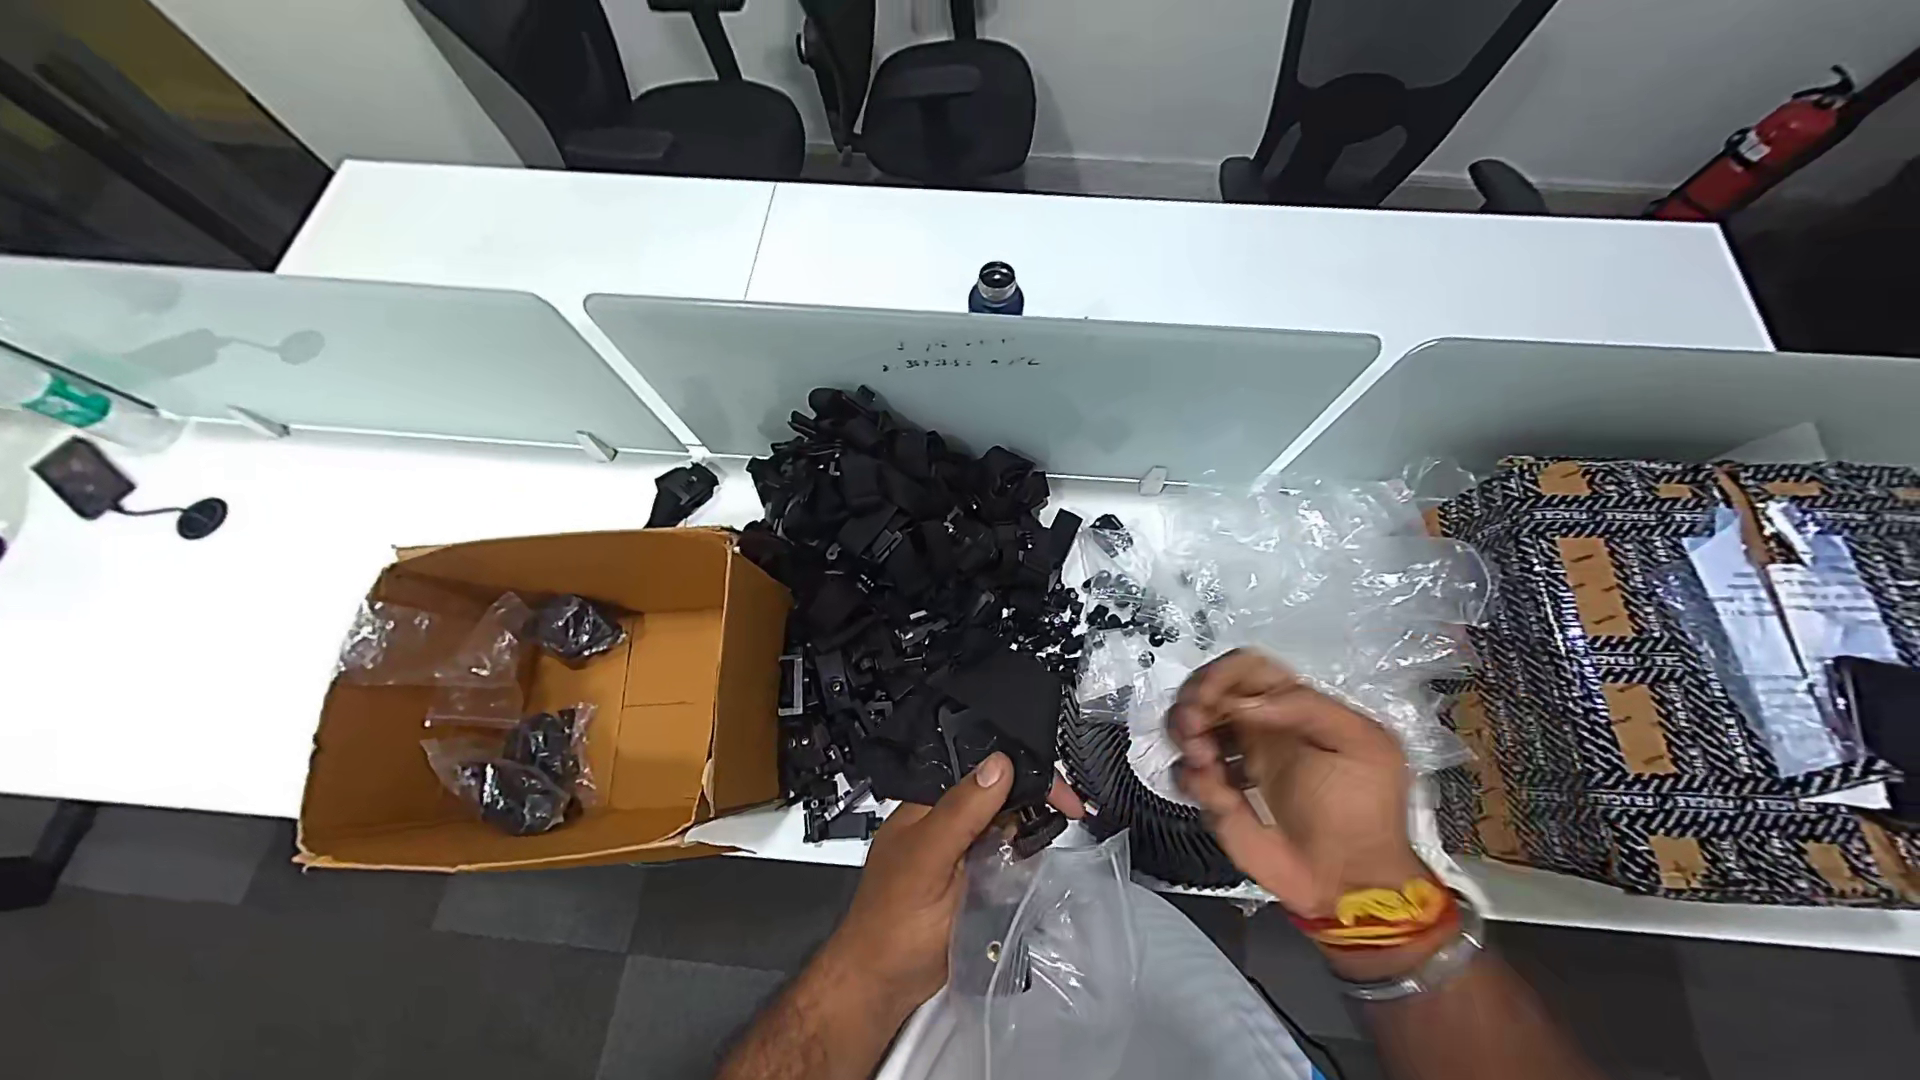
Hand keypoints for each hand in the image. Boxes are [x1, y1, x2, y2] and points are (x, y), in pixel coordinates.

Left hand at [821, 752, 1046, 1011]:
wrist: (881, 985)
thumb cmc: (889, 922)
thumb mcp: (927, 859)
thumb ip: (961, 811)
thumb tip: (998, 764)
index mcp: (928, 803)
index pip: (981, 771)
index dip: (1022, 773)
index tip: (1058, 791)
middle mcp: (945, 820)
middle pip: (998, 792)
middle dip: (1034, 796)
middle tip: (1068, 811)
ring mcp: (960, 849)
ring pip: (1005, 822)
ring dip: (1031, 825)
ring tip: (1050, 833)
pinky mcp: (973, 876)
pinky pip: (1005, 854)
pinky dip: (1024, 853)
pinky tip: (1033, 859)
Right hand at [1172, 650, 1439, 973]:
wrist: (1352, 882)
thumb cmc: (1362, 809)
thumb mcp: (1363, 745)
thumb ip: (1307, 707)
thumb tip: (1242, 702)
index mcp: (1289, 708)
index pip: (1244, 668)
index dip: (1221, 673)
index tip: (1210, 698)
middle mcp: (1254, 727)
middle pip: (1204, 690)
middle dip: (1191, 702)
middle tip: (1194, 728)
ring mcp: (1232, 760)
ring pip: (1185, 726)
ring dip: (1184, 735)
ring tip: (1204, 761)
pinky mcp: (1215, 796)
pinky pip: (1184, 774)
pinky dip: (1190, 777)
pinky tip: (1217, 796)